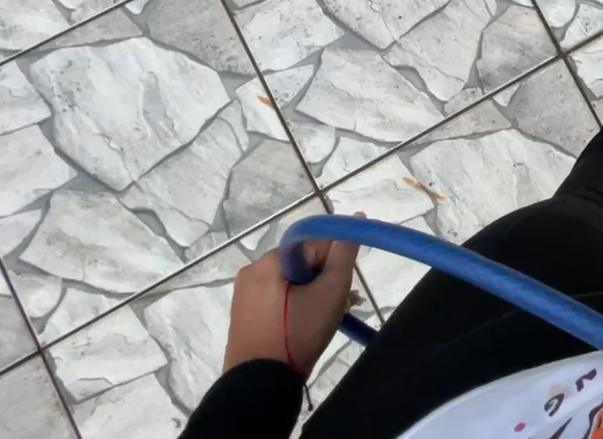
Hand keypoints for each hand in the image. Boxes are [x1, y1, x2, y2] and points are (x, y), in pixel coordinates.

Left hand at [222, 235, 361, 377]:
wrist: (258, 387)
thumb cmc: (298, 333)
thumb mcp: (331, 289)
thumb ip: (345, 251)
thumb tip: (356, 216)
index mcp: (267, 262)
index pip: (316, 243)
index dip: (336, 260)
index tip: (344, 282)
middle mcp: (252, 272)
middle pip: (306, 261)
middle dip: (330, 277)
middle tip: (345, 299)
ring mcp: (247, 295)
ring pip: (297, 280)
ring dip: (321, 291)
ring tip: (339, 311)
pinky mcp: (248, 313)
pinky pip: (284, 295)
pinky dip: (304, 301)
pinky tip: (319, 318)